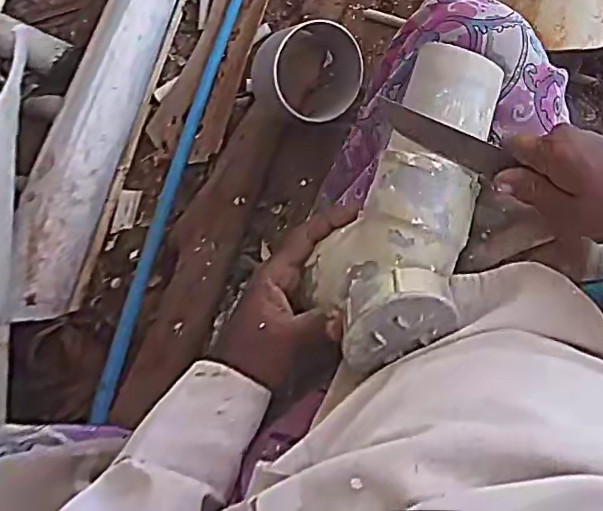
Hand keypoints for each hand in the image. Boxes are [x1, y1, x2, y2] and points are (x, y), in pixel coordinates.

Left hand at [211, 204, 357, 391]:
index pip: (304, 236)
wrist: (232, 392)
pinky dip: (339, 287)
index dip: (329, 220)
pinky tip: (358, 292)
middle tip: (369, 229)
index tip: (355, 211)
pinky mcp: (294, 317)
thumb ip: (316, 327)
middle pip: (313, 248)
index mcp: (274, 274)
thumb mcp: (285, 341)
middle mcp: (281, 280)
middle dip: (339, 236)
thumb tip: (347, 317)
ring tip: (371, 254)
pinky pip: (321, 292)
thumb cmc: (253, 359)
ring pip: (319, 270)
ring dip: (341, 261)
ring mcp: (287, 298)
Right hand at [494, 125, 602, 243]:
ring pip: (551, 153)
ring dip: (556, 174)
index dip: (510, 167)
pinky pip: (569, 153)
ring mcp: (582, 134)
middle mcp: (563, 132)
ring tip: (576, 201)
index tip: (520, 189)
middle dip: (536, 174)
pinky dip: (572, 171)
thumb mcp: (563, 210)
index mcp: (551, 147)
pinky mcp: (596, 141)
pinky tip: (590, 193)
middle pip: (532, 150)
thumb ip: (529, 191)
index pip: (511, 145)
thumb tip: (500, 179)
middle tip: (553, 203)